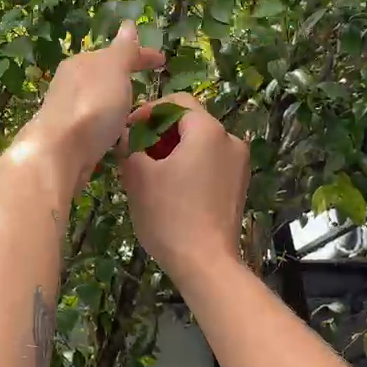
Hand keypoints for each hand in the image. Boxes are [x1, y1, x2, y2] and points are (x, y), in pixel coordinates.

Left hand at [20, 22, 164, 183]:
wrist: (59, 153)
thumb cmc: (92, 105)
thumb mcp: (114, 69)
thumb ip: (123, 50)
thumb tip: (128, 25)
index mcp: (81, 62)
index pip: (118, 52)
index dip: (141, 55)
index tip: (162, 61)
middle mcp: (71, 83)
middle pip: (103, 76)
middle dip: (123, 79)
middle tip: (146, 86)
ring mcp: (68, 111)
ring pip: (98, 101)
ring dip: (115, 104)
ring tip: (135, 114)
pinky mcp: (69, 137)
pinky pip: (95, 124)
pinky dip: (108, 125)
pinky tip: (116, 135)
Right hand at [120, 93, 249, 281]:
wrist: (206, 263)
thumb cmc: (169, 214)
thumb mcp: (138, 176)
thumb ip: (130, 147)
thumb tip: (128, 137)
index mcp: (208, 130)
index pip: (177, 103)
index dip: (149, 110)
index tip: (128, 128)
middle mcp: (230, 140)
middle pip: (191, 123)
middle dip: (160, 133)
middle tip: (134, 151)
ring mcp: (239, 165)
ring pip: (200, 145)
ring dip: (173, 151)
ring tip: (149, 171)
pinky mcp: (239, 186)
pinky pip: (210, 164)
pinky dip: (189, 166)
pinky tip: (169, 188)